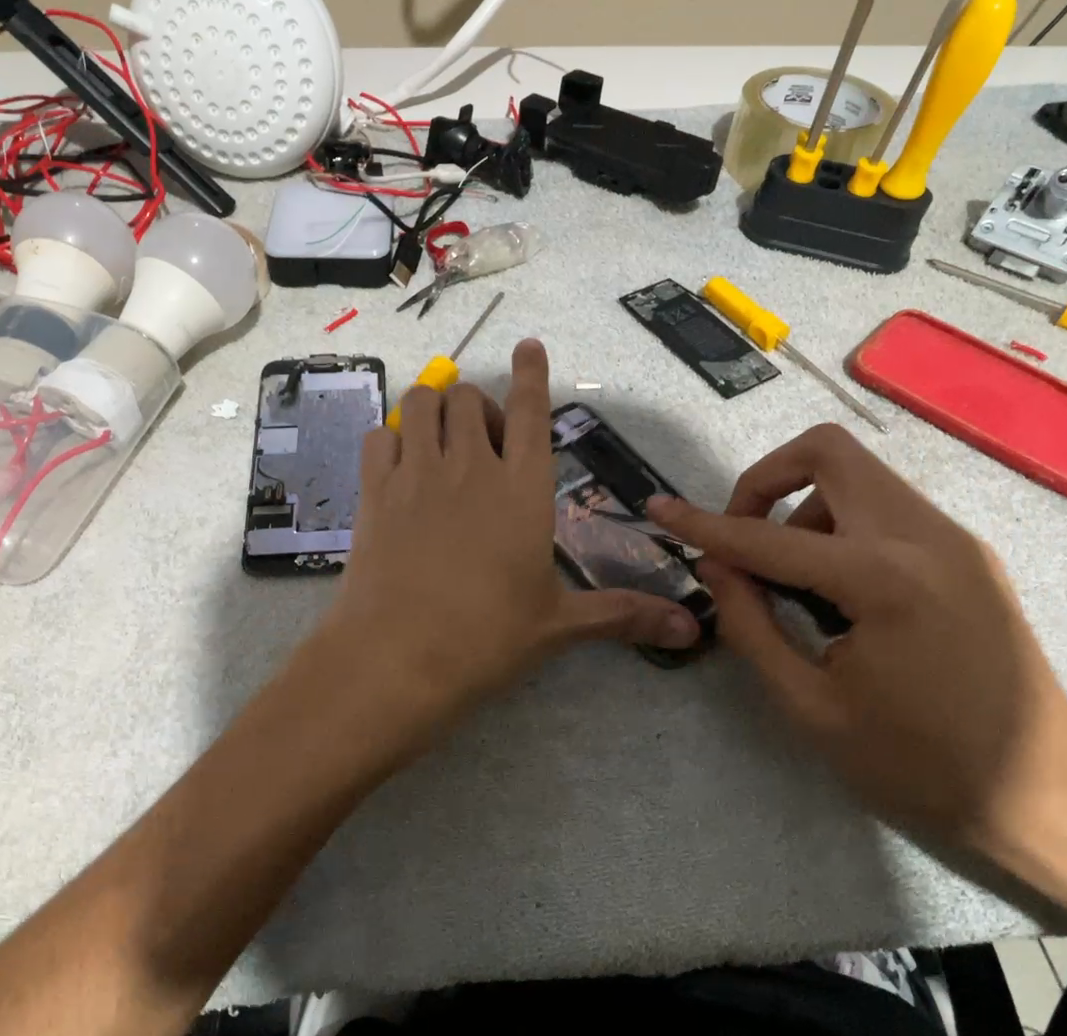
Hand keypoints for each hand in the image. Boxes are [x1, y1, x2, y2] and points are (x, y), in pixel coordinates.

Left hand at [316, 340, 700, 747]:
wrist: (397, 658)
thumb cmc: (487, 639)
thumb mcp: (559, 625)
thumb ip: (623, 614)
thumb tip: (692, 630)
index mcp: (523, 490)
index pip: (532, 411)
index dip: (532, 373)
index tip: (529, 346)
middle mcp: (470, 468)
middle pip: (470, 398)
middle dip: (479, 408)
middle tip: (485, 448)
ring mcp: (416, 474)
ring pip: (423, 402)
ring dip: (436, 409)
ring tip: (443, 444)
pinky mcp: (373, 491)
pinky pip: (380, 435)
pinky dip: (392, 437)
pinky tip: (400, 466)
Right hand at [646, 424, 1066, 857]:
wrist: (1040, 797)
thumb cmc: (915, 765)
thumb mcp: (809, 705)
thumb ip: (752, 625)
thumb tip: (716, 567)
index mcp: (882, 579)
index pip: (768, 535)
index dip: (704, 523)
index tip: (659, 509)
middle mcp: (924, 536)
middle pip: (828, 453)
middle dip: (766, 482)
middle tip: (742, 540)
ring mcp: (956, 541)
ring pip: (860, 477)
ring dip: (807, 509)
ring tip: (795, 585)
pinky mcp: (970, 556)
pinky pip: (889, 509)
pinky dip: (844, 528)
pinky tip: (840, 595)